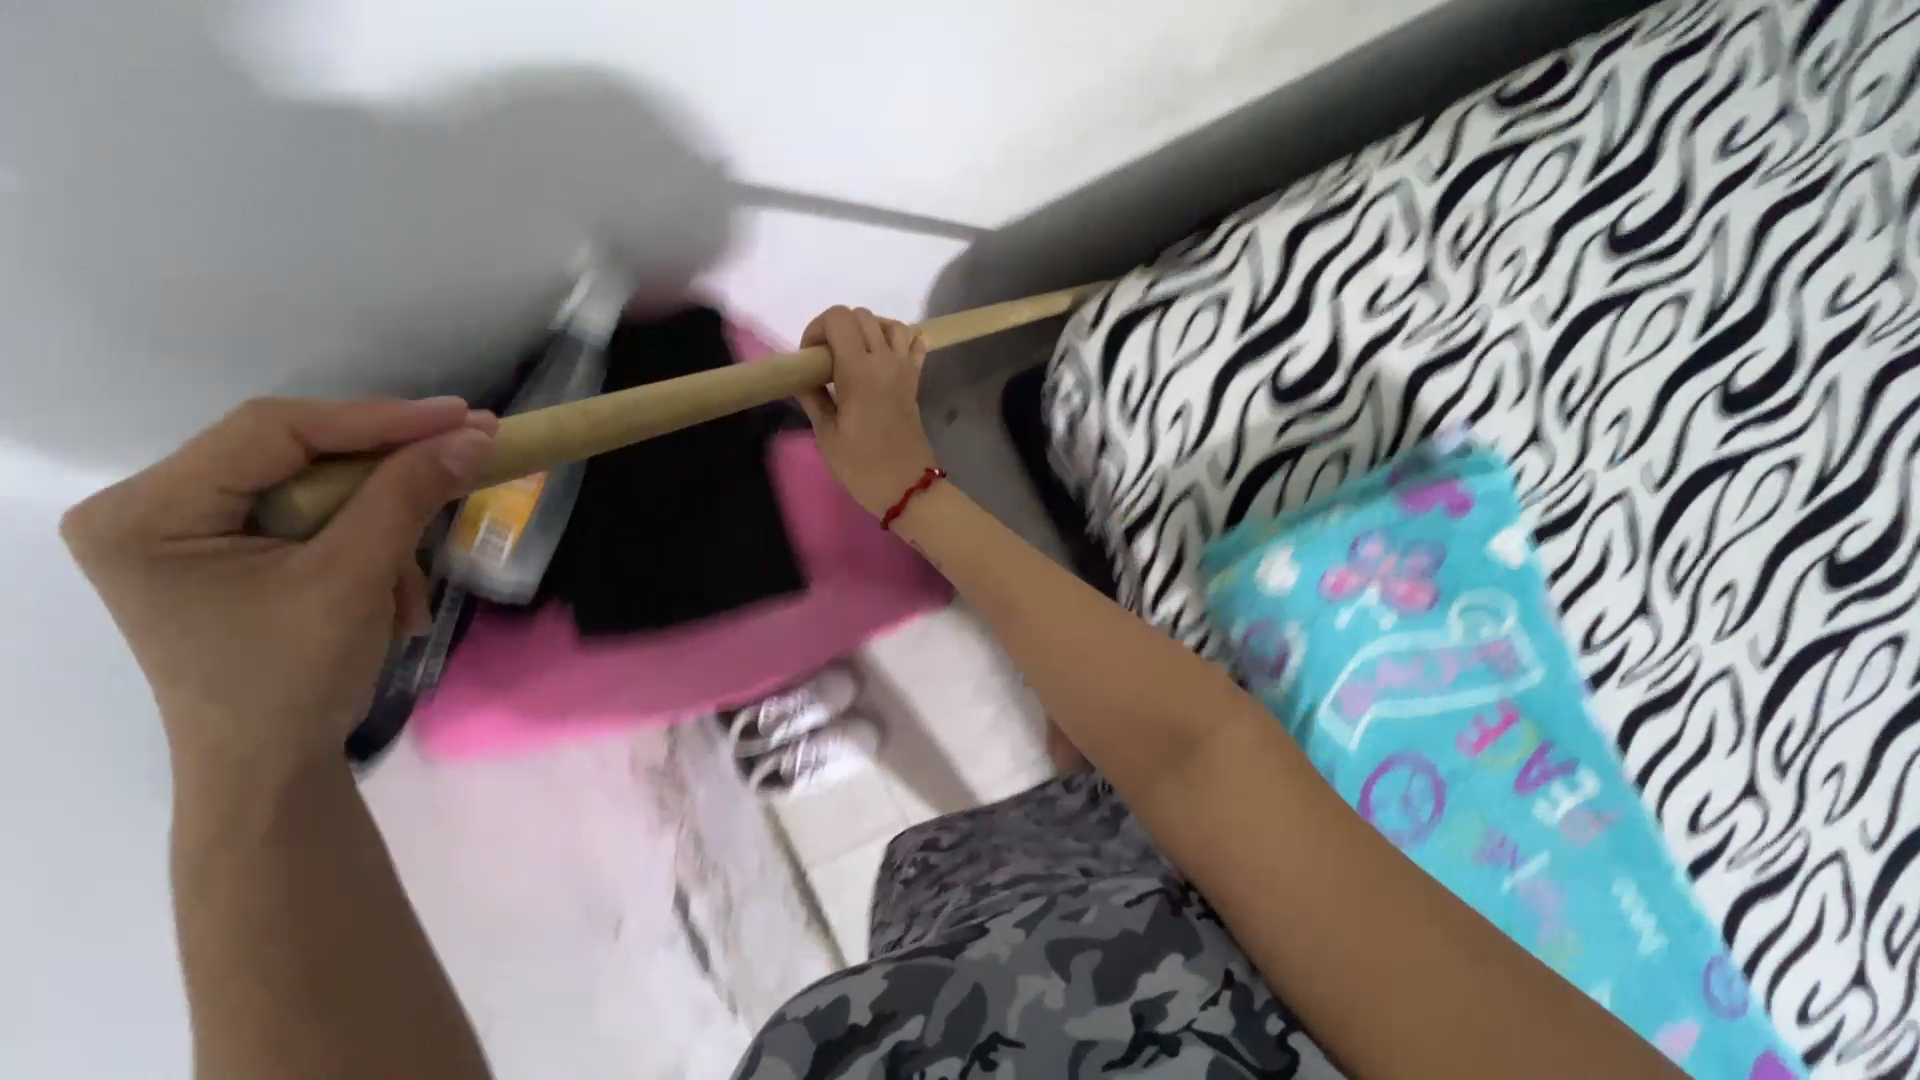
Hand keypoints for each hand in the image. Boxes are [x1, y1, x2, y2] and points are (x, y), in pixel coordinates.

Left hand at [62, 396, 496, 783]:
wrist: (269, 772)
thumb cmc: (291, 682)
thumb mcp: (353, 581)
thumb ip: (408, 498)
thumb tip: (474, 436)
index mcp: (148, 512)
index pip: (273, 431)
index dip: (377, 419)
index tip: (463, 417)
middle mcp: (153, 509)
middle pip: (294, 456)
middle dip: (386, 478)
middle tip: (467, 456)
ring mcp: (188, 534)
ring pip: (315, 491)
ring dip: (383, 530)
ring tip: (408, 592)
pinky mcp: (226, 555)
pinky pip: (314, 523)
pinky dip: (367, 552)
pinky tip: (389, 601)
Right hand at [796, 306, 939, 516]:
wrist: (906, 487)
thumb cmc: (861, 466)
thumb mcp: (826, 434)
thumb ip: (813, 397)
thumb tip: (802, 376)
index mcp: (858, 371)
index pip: (838, 318)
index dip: (817, 329)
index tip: (810, 358)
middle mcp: (885, 361)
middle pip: (861, 316)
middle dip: (838, 328)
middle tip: (827, 360)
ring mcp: (904, 369)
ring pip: (890, 324)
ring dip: (869, 330)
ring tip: (854, 355)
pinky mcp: (915, 380)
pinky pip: (914, 344)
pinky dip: (901, 340)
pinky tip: (885, 355)